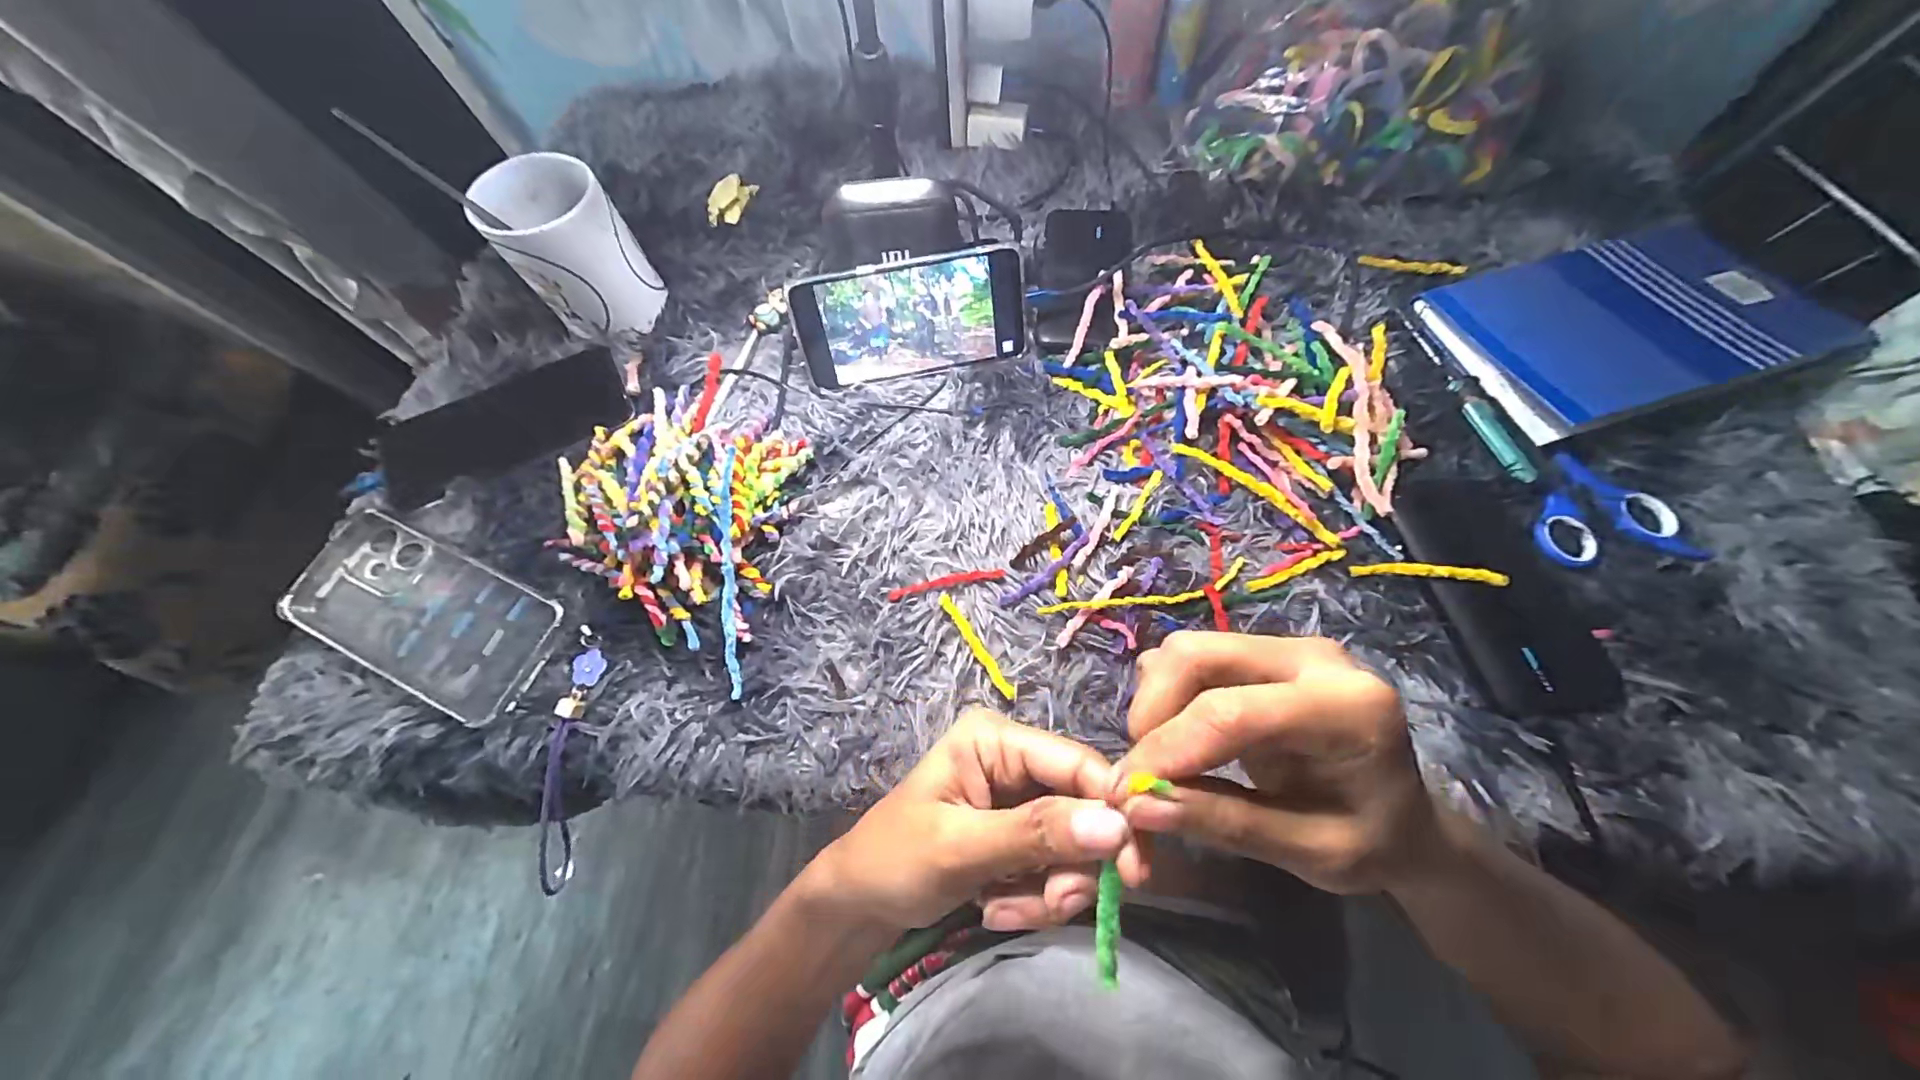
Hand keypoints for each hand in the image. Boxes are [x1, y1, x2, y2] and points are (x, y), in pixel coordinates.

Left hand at [801, 707, 1144, 933]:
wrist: (858, 906)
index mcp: (996, 740)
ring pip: (1075, 847)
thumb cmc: (895, 860)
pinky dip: (1035, 899)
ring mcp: (1019, 800)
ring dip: (1049, 890)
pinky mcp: (1020, 836)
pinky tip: (995, 908)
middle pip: (1084, 809)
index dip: (1112, 810)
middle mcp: (1015, 761)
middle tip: (1052, 904)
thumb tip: (1116, 826)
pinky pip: (1055, 869)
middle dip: (1069, 866)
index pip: (1077, 763)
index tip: (1134, 871)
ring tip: (1002, 909)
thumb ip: (1036, 834)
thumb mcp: (961, 847)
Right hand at [1111, 632, 1442, 894]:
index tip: (1128, 795)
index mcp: (1346, 707)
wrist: (1409, 815)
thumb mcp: (1312, 855)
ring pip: (1184, 651)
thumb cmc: (1375, 843)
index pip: (1232, 711)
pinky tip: (1179, 738)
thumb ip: (1225, 825)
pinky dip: (1165, 696)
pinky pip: (1191, 658)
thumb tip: (1135, 808)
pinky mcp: (1259, 650)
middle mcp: (1312, 658)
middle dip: (1151, 713)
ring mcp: (1283, 647)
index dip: (1168, 749)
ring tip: (1161, 762)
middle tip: (1139, 773)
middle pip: (1195, 656)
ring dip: (1154, 704)